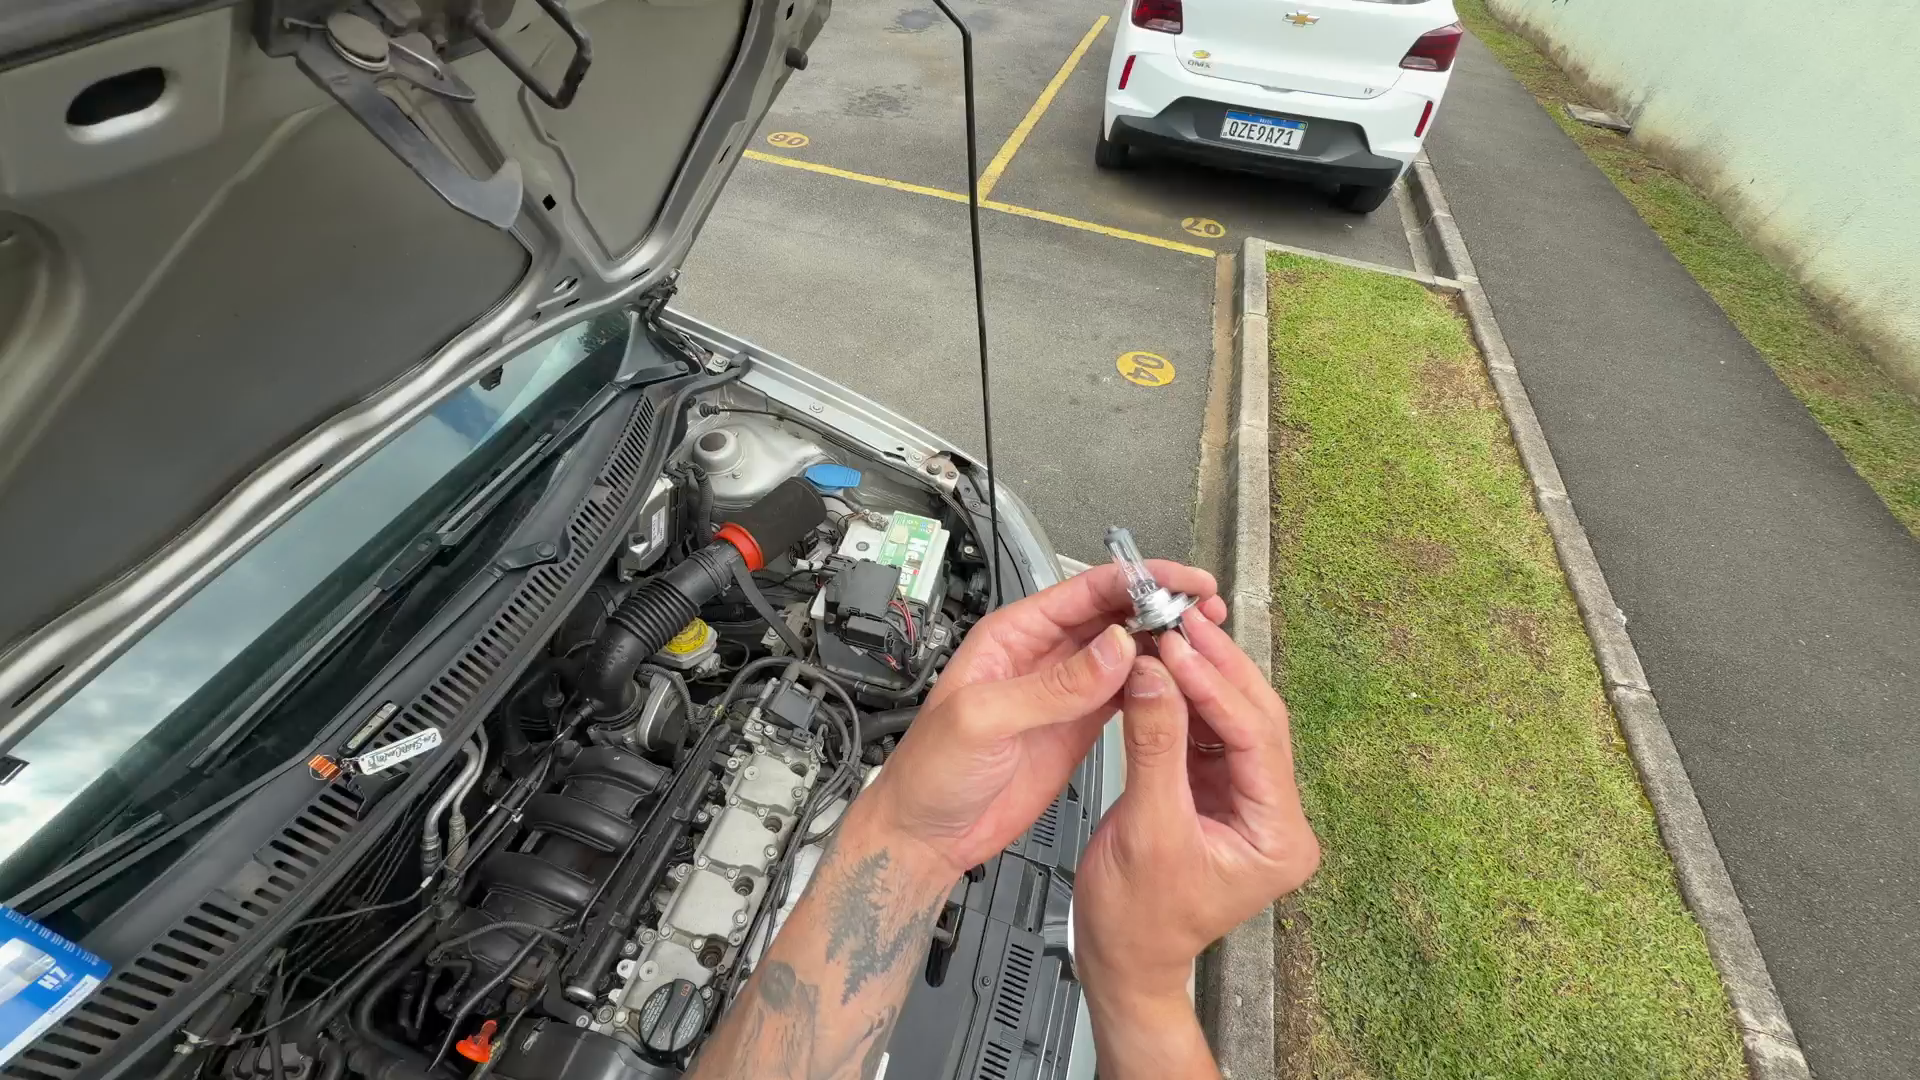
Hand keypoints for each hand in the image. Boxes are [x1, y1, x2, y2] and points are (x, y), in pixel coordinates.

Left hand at [861, 561, 1226, 874]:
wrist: (928, 833)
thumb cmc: (932, 770)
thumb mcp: (983, 720)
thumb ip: (1051, 686)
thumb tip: (1116, 648)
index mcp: (1013, 635)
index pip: (1082, 592)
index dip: (1135, 580)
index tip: (1179, 582)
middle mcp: (1043, 654)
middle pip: (1111, 615)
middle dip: (1159, 607)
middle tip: (1207, 611)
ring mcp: (1064, 689)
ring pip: (1124, 653)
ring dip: (1163, 646)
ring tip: (1205, 645)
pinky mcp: (1079, 724)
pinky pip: (1125, 694)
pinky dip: (1155, 687)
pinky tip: (1181, 687)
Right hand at [1073, 608, 1319, 1002]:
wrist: (1121, 955)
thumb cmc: (1138, 916)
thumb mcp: (1147, 829)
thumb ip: (1154, 746)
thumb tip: (1154, 672)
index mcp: (1278, 833)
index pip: (1257, 738)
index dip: (1215, 686)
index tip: (1177, 645)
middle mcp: (1273, 811)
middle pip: (1256, 718)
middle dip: (1218, 667)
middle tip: (1182, 620)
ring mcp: (1245, 797)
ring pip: (1233, 717)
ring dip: (1201, 674)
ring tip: (1171, 632)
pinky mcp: (1214, 788)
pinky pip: (1205, 729)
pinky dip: (1183, 696)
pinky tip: (1162, 668)